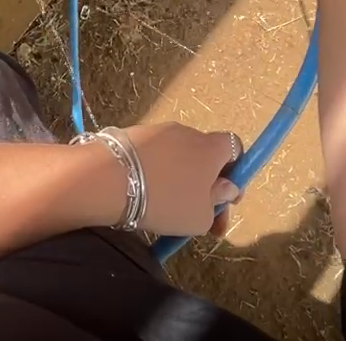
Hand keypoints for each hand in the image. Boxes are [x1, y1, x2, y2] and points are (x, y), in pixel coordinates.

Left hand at [111, 122, 241, 236]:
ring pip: (178, 155)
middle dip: (206, 184)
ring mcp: (157, 129)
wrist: (110, 177)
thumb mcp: (202, 216)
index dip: (235, 172)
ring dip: (180, 178)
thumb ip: (218, 201)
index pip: (234, 147)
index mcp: (210, 147)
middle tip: (199, 215)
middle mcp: (186, 131)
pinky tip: (146, 193)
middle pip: (204, 154)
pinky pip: (155, 154)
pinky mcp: (133, 133)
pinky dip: (156, 171)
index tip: (225, 199)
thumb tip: (226, 185)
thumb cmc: (165, 200)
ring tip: (168, 208)